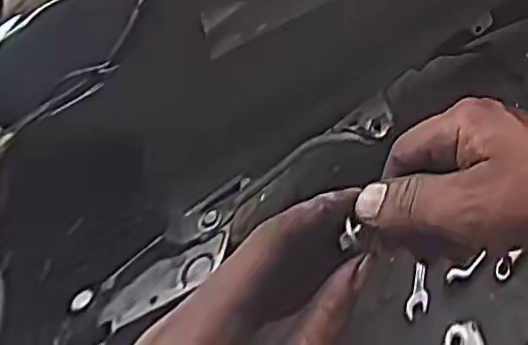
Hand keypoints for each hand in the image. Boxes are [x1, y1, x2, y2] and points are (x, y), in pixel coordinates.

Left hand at [139, 190, 363, 344]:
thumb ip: (323, 317)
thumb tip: (360, 266)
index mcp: (201, 317)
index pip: (275, 230)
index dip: (325, 206)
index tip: (359, 197)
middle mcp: (175, 319)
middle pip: (261, 248)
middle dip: (315, 233)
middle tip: (359, 227)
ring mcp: (166, 332)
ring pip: (243, 272)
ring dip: (294, 260)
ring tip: (335, 258)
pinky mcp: (170, 341)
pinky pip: (225, 297)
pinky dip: (266, 287)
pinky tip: (294, 295)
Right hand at [352, 98, 527, 255]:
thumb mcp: (463, 204)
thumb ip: (410, 202)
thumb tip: (370, 202)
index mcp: (464, 120)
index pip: (399, 154)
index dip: (388, 197)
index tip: (389, 232)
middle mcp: (480, 124)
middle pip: (423, 171)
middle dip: (421, 213)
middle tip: (431, 243)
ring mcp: (499, 143)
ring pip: (450, 186)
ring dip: (447, 221)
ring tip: (463, 243)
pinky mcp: (514, 165)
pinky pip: (476, 191)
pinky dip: (473, 218)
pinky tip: (485, 237)